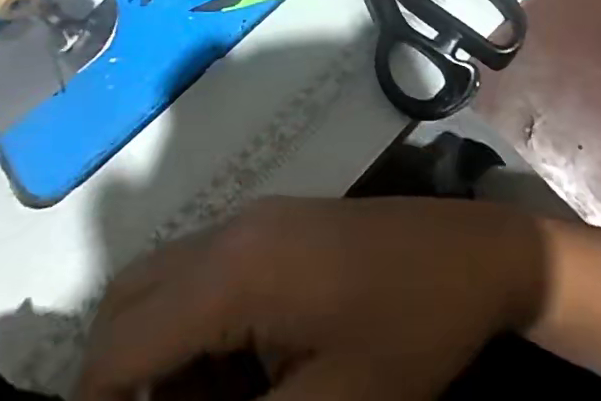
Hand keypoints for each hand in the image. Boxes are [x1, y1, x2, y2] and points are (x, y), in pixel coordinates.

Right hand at [74, 197, 543, 400]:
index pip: (117, 350)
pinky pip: (212, 272)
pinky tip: (252, 367)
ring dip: (167, 352)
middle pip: (130, 305)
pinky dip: (204, 323)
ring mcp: (262, 219)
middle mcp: (234, 230)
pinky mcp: (285, 223)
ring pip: (168, 286)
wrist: (483, 254)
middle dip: (127, 380)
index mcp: (233, 270)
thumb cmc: (412, 330)